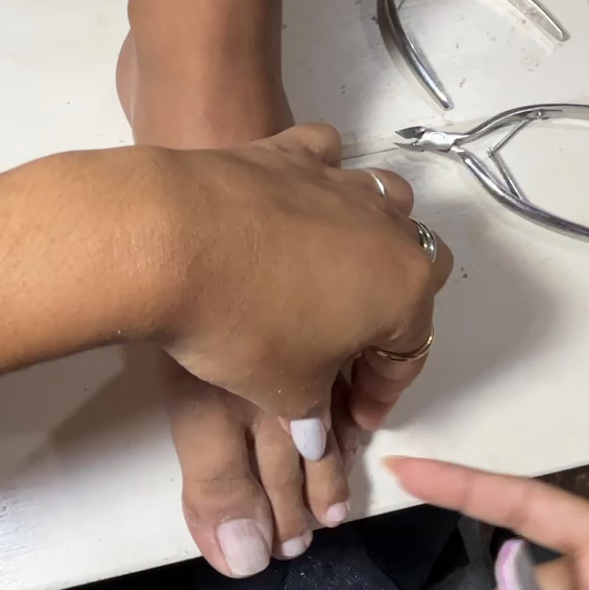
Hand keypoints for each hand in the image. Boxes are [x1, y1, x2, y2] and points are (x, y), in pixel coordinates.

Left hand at [148, 124, 449, 440]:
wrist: (172, 242)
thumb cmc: (242, 324)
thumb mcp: (284, 389)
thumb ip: (312, 414)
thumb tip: (313, 437)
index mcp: (404, 287)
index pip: (409, 350)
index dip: (381, 391)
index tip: (350, 416)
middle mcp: (386, 227)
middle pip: (416, 270)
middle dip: (393, 311)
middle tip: (347, 347)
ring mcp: (338, 182)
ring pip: (385, 204)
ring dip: (372, 240)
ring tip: (331, 276)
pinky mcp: (290, 152)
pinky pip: (326, 155)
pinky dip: (322, 175)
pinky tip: (298, 200)